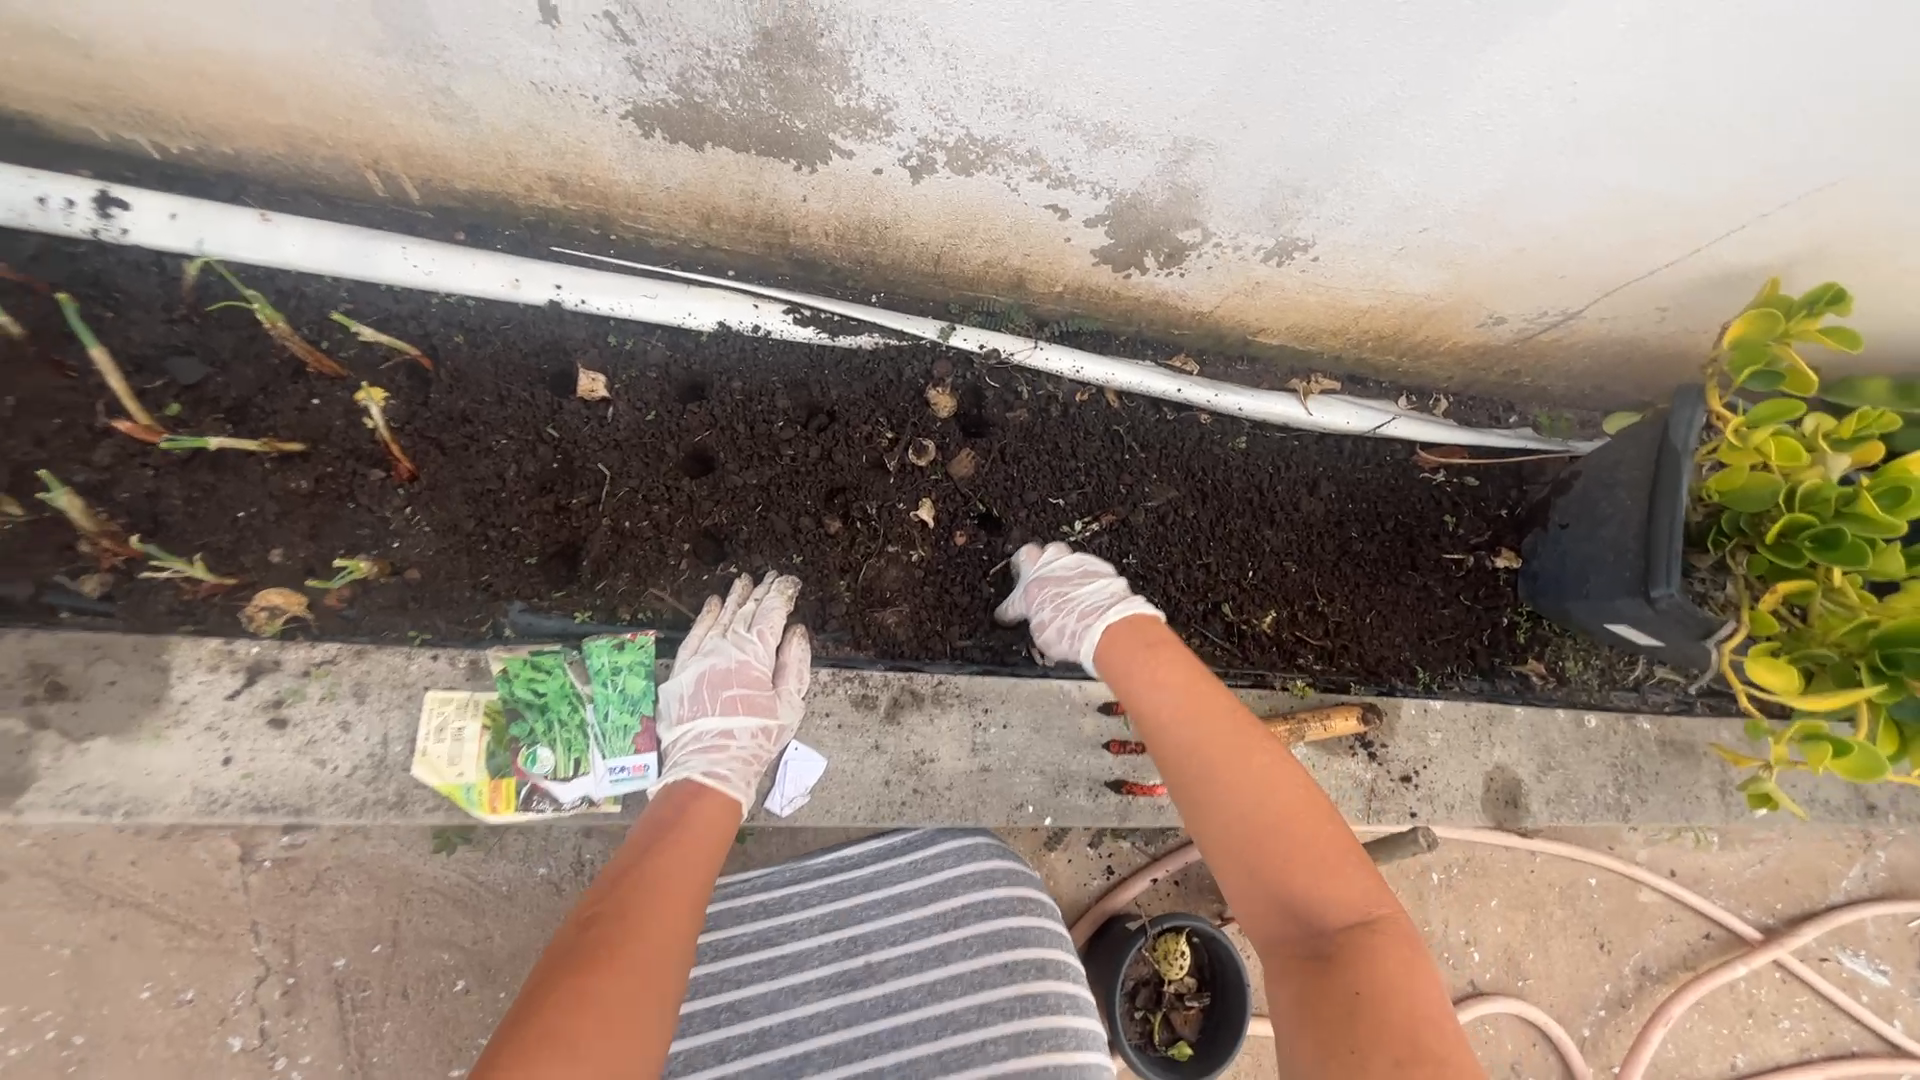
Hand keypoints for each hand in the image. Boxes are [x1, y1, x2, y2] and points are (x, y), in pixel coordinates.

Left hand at [656, 572, 810, 816]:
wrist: (708, 765)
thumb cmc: (755, 738)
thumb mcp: (789, 704)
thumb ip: (794, 663)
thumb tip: (796, 631)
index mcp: (756, 653)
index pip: (772, 613)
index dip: (782, 594)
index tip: (790, 581)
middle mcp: (726, 647)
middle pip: (746, 611)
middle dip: (761, 592)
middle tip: (769, 576)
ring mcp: (701, 656)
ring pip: (720, 618)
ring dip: (734, 598)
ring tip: (743, 582)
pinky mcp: (682, 669)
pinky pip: (695, 634)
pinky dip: (705, 617)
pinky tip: (713, 604)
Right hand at [993, 542, 1163, 678]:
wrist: (1108, 625)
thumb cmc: (1073, 634)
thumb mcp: (1045, 639)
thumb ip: (1038, 623)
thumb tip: (1041, 624)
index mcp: (1028, 593)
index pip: (1010, 603)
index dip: (1008, 611)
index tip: (1008, 616)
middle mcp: (1046, 572)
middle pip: (1029, 554)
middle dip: (1028, 563)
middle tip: (1030, 575)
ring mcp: (1072, 564)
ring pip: (1056, 551)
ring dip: (1056, 565)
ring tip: (1060, 578)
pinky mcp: (1096, 564)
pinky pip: (1084, 563)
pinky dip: (1082, 574)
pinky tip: (1085, 586)